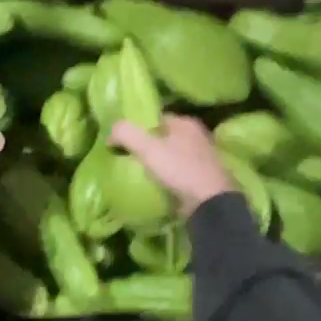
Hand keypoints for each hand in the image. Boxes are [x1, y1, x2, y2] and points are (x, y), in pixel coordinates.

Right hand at [109, 114, 234, 214]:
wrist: (210, 202)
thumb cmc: (179, 169)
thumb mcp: (147, 148)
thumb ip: (126, 133)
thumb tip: (110, 131)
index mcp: (185, 123)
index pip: (155, 118)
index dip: (137, 127)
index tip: (122, 140)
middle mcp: (197, 135)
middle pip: (164, 136)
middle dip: (147, 144)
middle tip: (129, 156)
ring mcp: (203, 157)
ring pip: (172, 154)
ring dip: (159, 161)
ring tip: (140, 172)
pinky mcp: (204, 176)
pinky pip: (179, 171)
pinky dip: (169, 175)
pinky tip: (158, 183)